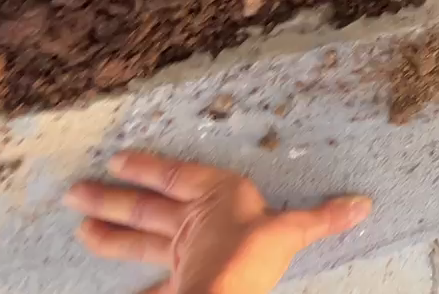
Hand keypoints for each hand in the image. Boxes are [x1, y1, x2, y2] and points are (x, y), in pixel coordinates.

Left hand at [64, 150, 372, 293]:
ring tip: (78, 226)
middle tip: (75, 191)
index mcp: (217, 198)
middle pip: (144, 208)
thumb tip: (363, 204)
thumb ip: (324, 219)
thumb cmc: (257, 251)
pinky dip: (135, 291)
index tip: (118, 159)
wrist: (227, 290)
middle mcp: (190, 222)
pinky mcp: (173, 288)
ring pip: (136, 240)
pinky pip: (149, 290)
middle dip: (110, 199)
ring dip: (108, 233)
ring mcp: (176, 257)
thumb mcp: (295, 230)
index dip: (148, 168)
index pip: (176, 177)